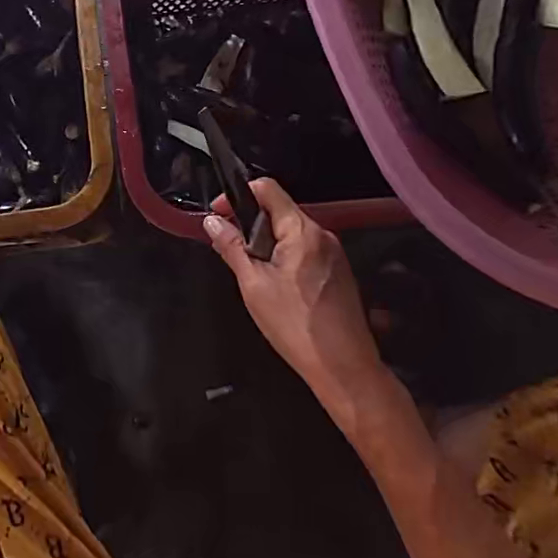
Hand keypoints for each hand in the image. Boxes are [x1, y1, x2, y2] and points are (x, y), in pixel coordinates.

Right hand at [205, 178, 386, 405]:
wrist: (345, 369)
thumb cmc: (296, 326)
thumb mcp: (253, 285)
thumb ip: (231, 247)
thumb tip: (212, 221)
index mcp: (302, 230)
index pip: (267, 188)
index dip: (238, 195)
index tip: (219, 214)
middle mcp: (322, 234)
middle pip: (279, 210)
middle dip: (250, 223)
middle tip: (229, 246)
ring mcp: (334, 253)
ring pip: (291, 232)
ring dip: (266, 241)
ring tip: (250, 270)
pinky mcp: (338, 271)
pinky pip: (305, 250)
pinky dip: (285, 256)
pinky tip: (275, 285)